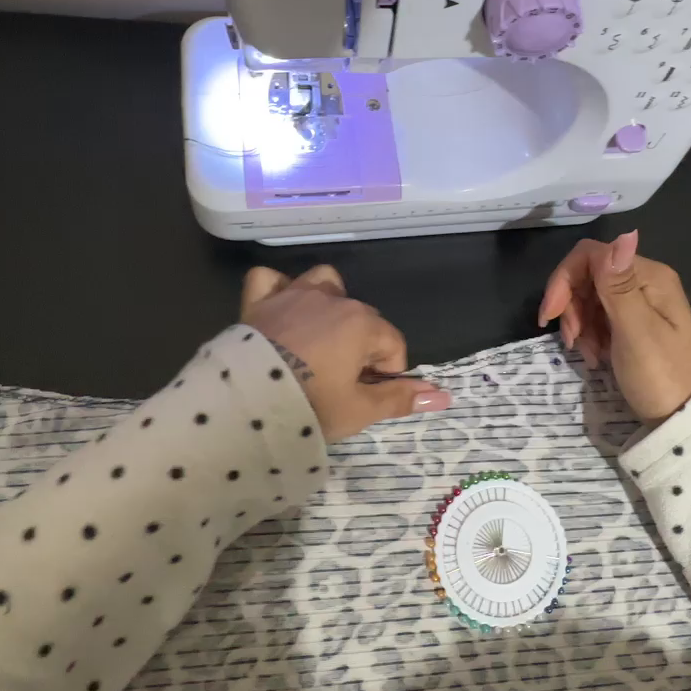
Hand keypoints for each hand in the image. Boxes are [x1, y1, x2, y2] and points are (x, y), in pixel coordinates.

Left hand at [240, 264, 451, 441]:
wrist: (246, 404)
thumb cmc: (311, 406)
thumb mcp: (360, 410)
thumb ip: (400, 398)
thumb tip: (444, 397)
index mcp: (362, 324)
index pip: (392, 344)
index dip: (386, 373)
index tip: (367, 396)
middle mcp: (333, 300)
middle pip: (362, 318)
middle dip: (360, 347)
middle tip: (341, 384)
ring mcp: (294, 295)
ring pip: (324, 284)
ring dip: (329, 305)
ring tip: (321, 338)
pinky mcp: (260, 301)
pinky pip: (271, 280)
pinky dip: (278, 291)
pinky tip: (281, 312)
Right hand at [537, 231, 690, 421]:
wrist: (685, 421)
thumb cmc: (661, 376)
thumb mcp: (636, 332)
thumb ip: (620, 285)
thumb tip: (624, 233)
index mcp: (649, 276)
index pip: (592, 255)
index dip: (564, 280)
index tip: (549, 316)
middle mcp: (645, 281)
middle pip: (588, 276)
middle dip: (571, 306)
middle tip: (571, 341)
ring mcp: (640, 303)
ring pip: (589, 297)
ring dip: (579, 324)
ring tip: (588, 354)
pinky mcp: (633, 323)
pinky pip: (599, 316)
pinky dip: (589, 334)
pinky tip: (595, 356)